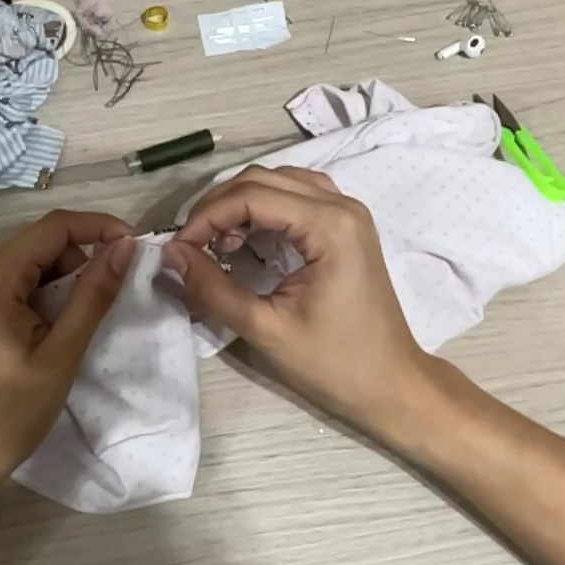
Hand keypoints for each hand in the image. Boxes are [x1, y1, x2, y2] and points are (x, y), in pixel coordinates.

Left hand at [0, 210, 134, 489]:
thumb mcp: (61, 352)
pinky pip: (25, 284)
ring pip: (38, 262)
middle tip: (112, 298)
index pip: (56, 225)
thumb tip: (125, 247)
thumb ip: (93, 295)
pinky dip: (51, 296)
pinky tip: (62, 328)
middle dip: (85, 259)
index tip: (137, 248)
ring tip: (84, 323)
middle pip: (46, 241)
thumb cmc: (8, 410)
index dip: (100, 228)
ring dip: (69, 281)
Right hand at [172, 166, 433, 434]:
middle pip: (261, 179)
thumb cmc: (335, 364)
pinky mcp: (344, 223)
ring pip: (276, 181)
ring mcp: (347, 211)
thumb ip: (213, 288)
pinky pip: (294, 195)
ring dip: (239, 204)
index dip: (207, 216)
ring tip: (216, 243)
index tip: (179, 248)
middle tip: (191, 246)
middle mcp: (341, 205)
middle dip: (218, 208)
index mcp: (330, 225)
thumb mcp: (266, 329)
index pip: (252, 195)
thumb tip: (171, 256)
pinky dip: (262, 209)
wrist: (393, 385)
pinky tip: (246, 239)